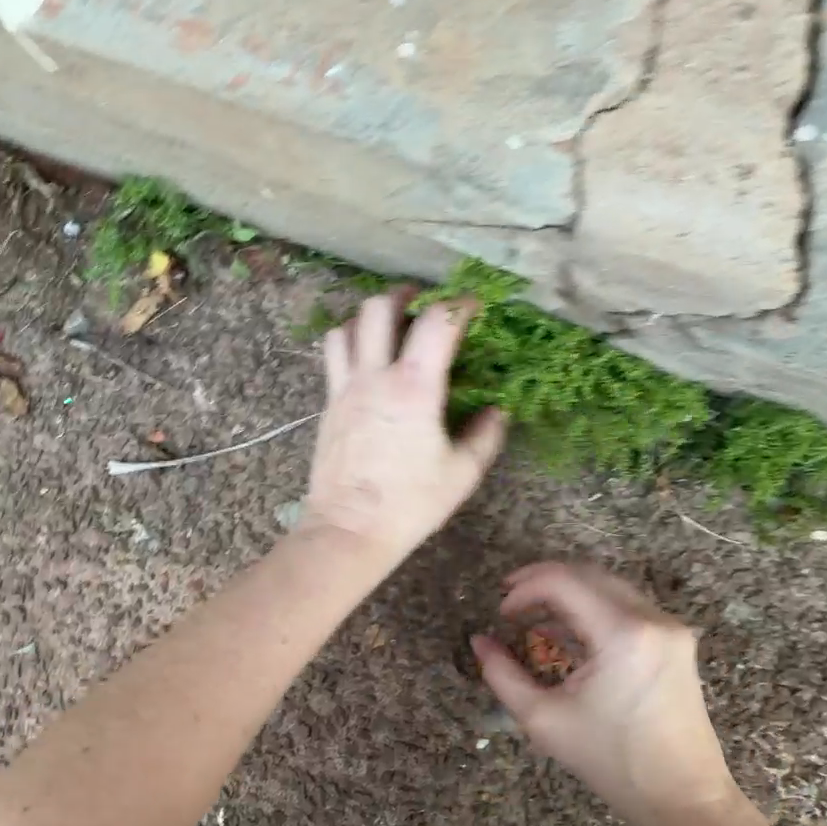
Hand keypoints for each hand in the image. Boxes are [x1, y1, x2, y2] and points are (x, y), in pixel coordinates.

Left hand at [302, 294, 507, 567]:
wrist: (348, 529)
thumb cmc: (409, 504)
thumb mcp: (461, 474)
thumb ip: (486, 436)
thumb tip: (498, 411)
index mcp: (414, 388)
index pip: (437, 322)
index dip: (459, 304)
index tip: (473, 305)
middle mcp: (375, 377)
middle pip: (379, 308)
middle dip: (404, 296)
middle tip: (422, 303)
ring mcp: (345, 388)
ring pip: (347, 326)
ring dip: (369, 316)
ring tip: (389, 325)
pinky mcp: (328, 404)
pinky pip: (333, 355)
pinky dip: (348, 341)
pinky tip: (364, 357)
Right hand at [470, 563, 737, 825]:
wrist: (684, 799)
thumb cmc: (611, 761)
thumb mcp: (543, 719)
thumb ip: (502, 674)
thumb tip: (479, 642)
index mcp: (622, 634)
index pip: (563, 581)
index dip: (524, 588)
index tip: (501, 613)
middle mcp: (652, 620)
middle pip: (587, 574)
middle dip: (542, 581)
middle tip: (509, 600)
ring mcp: (670, 629)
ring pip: (608, 586)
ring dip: (567, 592)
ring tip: (532, 615)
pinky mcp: (675, 643)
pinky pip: (625, 607)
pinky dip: (591, 608)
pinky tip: (564, 631)